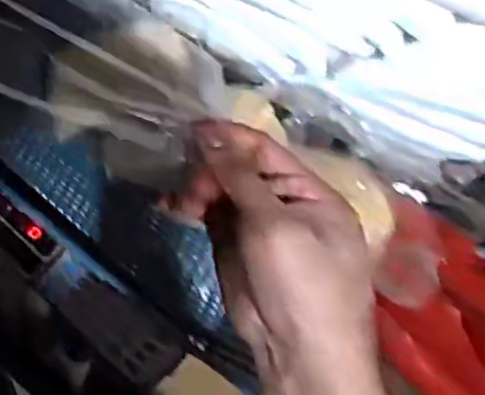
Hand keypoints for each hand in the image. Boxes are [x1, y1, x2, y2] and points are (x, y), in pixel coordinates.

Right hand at [171, 121, 382, 394]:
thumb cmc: (301, 283)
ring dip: (195, 188)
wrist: (299, 354)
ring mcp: (259, 221)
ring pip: (218, 186)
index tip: (190, 128)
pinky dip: (189, 204)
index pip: (264, 150)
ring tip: (183, 205)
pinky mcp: (235, 238)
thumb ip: (239, 174)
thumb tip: (207, 131)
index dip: (228, 137)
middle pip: (236, 166)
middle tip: (192, 189)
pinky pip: (208, 209)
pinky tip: (172, 208)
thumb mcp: (274, 224)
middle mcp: (286, 202)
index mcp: (312, 195)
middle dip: (208, 171)